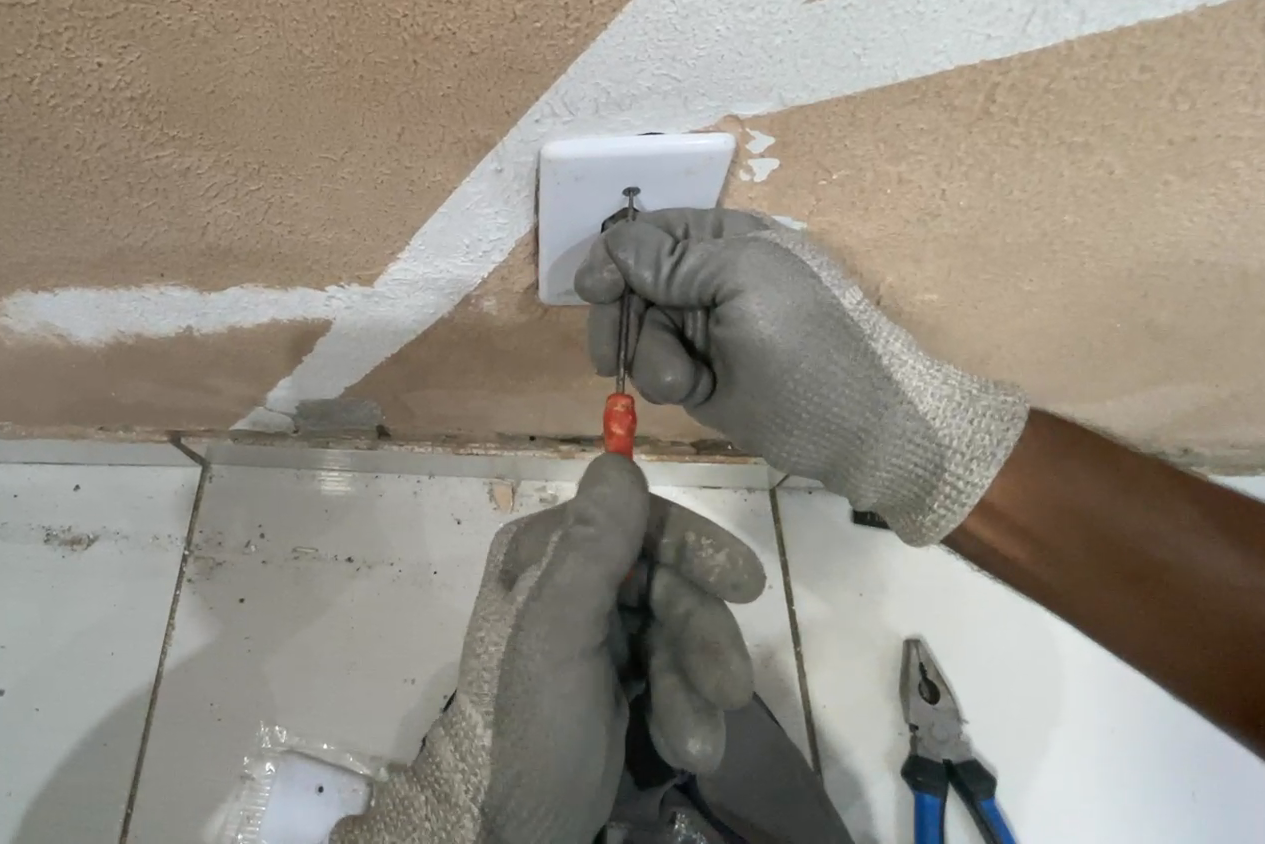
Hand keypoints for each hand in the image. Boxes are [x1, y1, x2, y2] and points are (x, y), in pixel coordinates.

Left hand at [331, 455, 764, 843]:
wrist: (522, 828)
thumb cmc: (529, 719)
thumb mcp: (558, 629)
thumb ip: (592, 546)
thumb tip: (619, 457)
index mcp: (544, 553)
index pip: (630, 521)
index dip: (689, 545)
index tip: (742, 581)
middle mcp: (571, 578)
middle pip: (665, 579)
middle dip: (699, 637)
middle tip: (730, 688)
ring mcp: (599, 627)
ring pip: (679, 631)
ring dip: (695, 687)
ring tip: (693, 743)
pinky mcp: (623, 673)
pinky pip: (676, 672)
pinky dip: (686, 709)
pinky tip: (678, 747)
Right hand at [576, 208, 1028, 545]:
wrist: (862, 431)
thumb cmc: (810, 342)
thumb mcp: (744, 281)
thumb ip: (672, 259)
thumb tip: (608, 244)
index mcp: (724, 241)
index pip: (645, 233)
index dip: (613, 258)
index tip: (594, 291)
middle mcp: (705, 279)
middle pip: (627, 283)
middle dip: (621, 318)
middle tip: (609, 356)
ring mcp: (699, 328)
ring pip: (634, 331)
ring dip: (648, 357)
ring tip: (683, 381)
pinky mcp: (695, 371)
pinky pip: (651, 368)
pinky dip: (666, 381)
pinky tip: (697, 391)